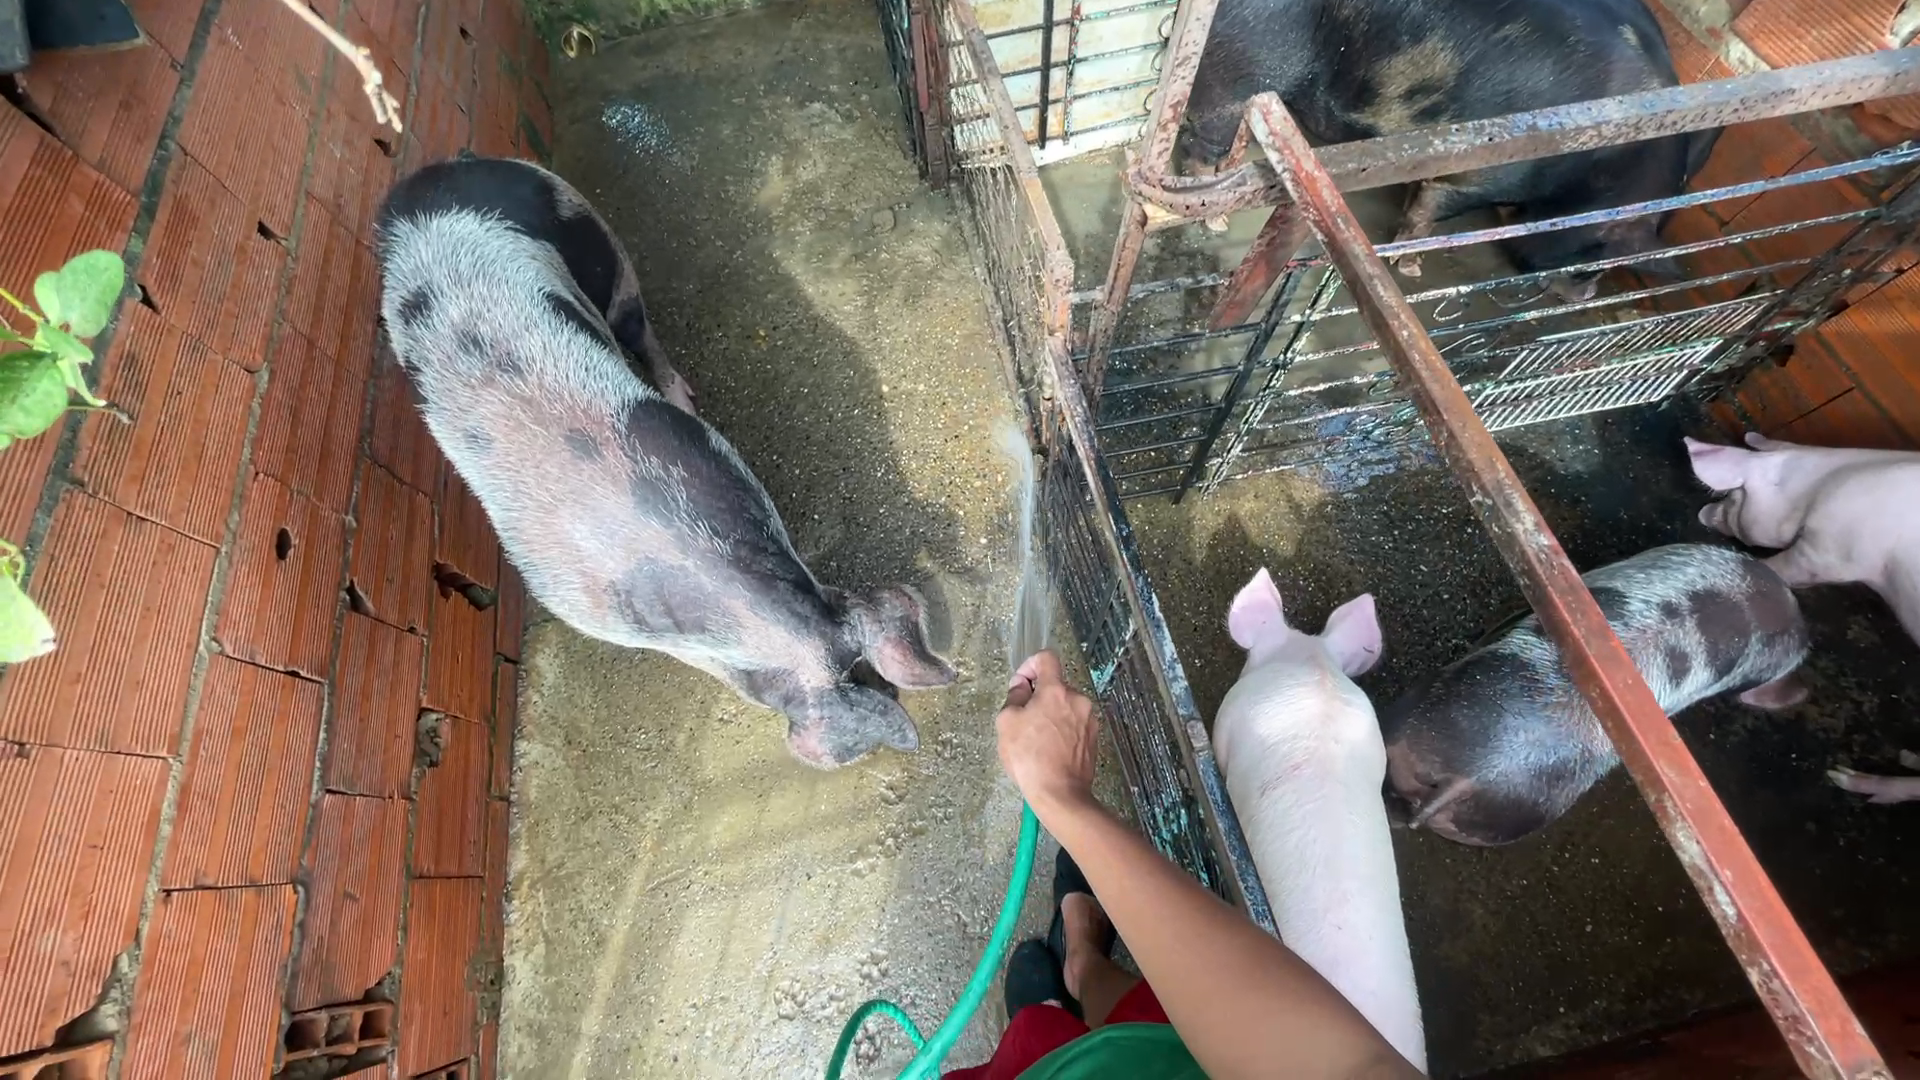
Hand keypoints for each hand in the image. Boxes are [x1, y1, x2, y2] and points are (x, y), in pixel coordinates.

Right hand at [997, 650, 1098, 816]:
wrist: (1060, 793)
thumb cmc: (1030, 757)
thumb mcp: (1007, 722)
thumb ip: (1014, 696)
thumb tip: (1022, 687)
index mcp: (1056, 690)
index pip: (1046, 658)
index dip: (1029, 665)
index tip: (1021, 685)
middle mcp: (1077, 699)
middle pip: (1054, 685)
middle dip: (1038, 697)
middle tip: (1023, 721)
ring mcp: (1089, 718)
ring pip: (1064, 705)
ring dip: (1050, 714)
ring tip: (1036, 739)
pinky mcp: (1093, 737)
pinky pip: (1073, 722)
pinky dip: (1062, 729)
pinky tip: (1050, 749)